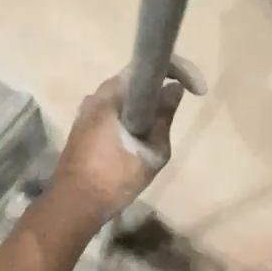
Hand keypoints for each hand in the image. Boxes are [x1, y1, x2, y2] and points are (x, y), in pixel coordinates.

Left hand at [49, 72, 185, 225]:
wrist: (73, 205)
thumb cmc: (113, 180)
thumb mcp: (152, 153)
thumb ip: (164, 118)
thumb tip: (173, 90)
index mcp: (113, 95)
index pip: (150, 65)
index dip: (180, 70)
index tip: (198, 91)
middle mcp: (97, 95)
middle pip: (137, 79)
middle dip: (162, 91)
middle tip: (179, 112)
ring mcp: (87, 109)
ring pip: (126, 97)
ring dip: (146, 108)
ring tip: (159, 134)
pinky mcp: (83, 125)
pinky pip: (115, 111)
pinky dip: (132, 117)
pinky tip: (139, 141)